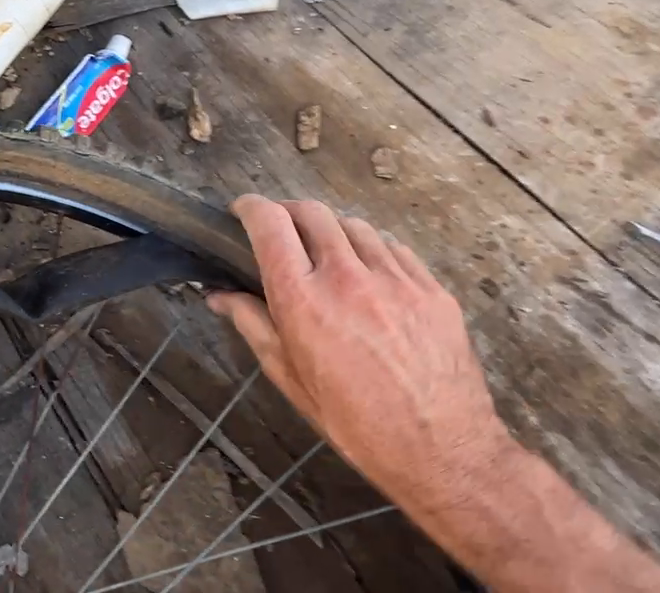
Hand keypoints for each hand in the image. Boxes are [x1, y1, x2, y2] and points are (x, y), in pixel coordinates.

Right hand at [208, 196, 516, 514]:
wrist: (442, 452)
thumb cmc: (351, 418)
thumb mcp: (286, 374)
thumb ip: (250, 323)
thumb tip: (217, 296)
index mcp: (302, 297)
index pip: (269, 223)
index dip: (250, 207)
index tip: (242, 212)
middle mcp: (347, 277)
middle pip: (311, 211)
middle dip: (288, 212)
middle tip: (281, 230)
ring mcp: (396, 280)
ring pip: (354, 225)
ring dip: (331, 231)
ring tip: (328, 254)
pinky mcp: (433, 291)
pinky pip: (394, 249)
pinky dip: (372, 250)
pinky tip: (369, 275)